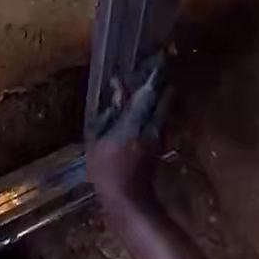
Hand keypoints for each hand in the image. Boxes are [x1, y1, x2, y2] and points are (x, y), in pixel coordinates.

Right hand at [86, 58, 168, 212]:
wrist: (128, 200)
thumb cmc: (107, 171)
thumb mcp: (98, 142)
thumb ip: (107, 116)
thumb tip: (115, 96)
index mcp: (133, 122)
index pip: (145, 93)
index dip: (151, 75)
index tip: (155, 57)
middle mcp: (150, 125)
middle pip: (159, 97)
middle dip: (159, 81)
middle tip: (157, 64)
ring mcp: (156, 135)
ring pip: (161, 107)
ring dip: (158, 93)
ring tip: (152, 80)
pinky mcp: (157, 144)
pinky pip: (158, 118)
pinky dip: (154, 108)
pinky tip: (146, 106)